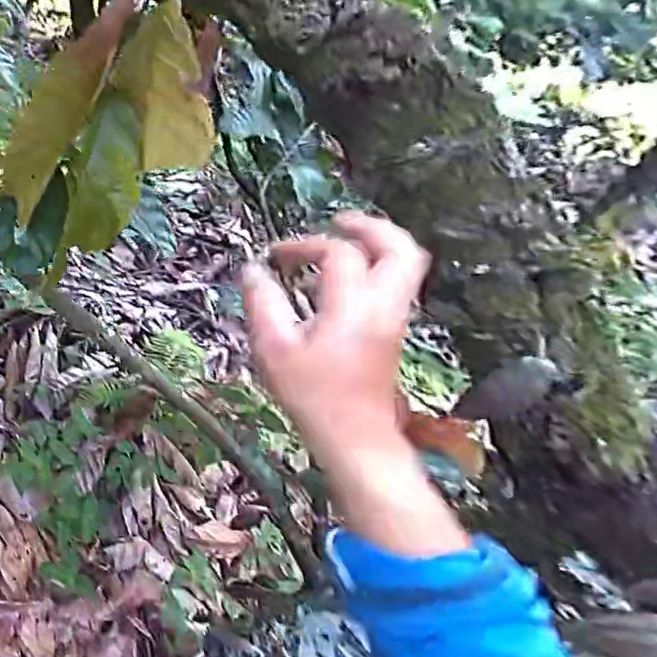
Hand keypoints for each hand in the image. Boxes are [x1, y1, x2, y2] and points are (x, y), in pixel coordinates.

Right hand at [240, 212, 468, 558]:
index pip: (339, 254)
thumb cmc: (311, 393)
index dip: (303, 245)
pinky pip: (393, 286)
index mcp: (354, 307)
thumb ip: (262, 302)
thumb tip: (252, 270)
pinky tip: (335, 282)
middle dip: (371, 228)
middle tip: (338, 220)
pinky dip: (371, 270)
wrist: (354, 436)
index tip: (273, 256)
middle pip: (401, 250)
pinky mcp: (392, 333)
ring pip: (404, 267)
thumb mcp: (273, 346)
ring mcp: (394, 320)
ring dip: (374, 248)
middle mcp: (385, 307)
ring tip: (338, 245)